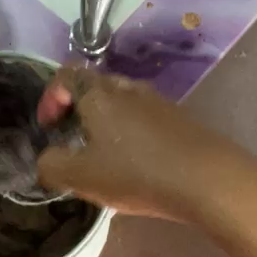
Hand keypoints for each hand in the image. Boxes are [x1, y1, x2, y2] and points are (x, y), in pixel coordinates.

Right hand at [36, 66, 256, 224]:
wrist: (209, 180)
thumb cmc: (136, 174)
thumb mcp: (81, 177)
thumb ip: (52, 165)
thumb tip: (47, 158)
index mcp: (98, 95)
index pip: (66, 76)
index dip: (50, 97)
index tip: (49, 127)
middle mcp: (127, 89)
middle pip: (94, 86)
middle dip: (77, 109)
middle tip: (72, 140)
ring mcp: (157, 102)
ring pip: (121, 101)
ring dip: (105, 121)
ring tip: (103, 154)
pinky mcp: (179, 119)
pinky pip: (144, 117)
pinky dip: (130, 132)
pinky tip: (136, 164)